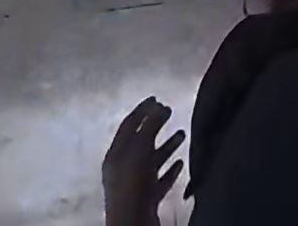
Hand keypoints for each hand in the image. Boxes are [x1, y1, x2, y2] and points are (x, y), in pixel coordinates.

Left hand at [102, 97, 184, 225]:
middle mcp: (123, 168)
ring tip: (182, 133)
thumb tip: (159, 106)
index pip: (129, 124)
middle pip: (140, 140)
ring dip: (166, 145)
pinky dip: (170, 169)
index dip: (142, 109)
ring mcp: (135, 185)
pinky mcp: (147, 200)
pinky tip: (181, 162)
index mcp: (115, 155)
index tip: (156, 97)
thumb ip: (149, 126)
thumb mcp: (140, 148)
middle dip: (155, 125)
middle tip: (170, 110)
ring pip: (152, 159)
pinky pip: (160, 179)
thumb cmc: (133, 185)